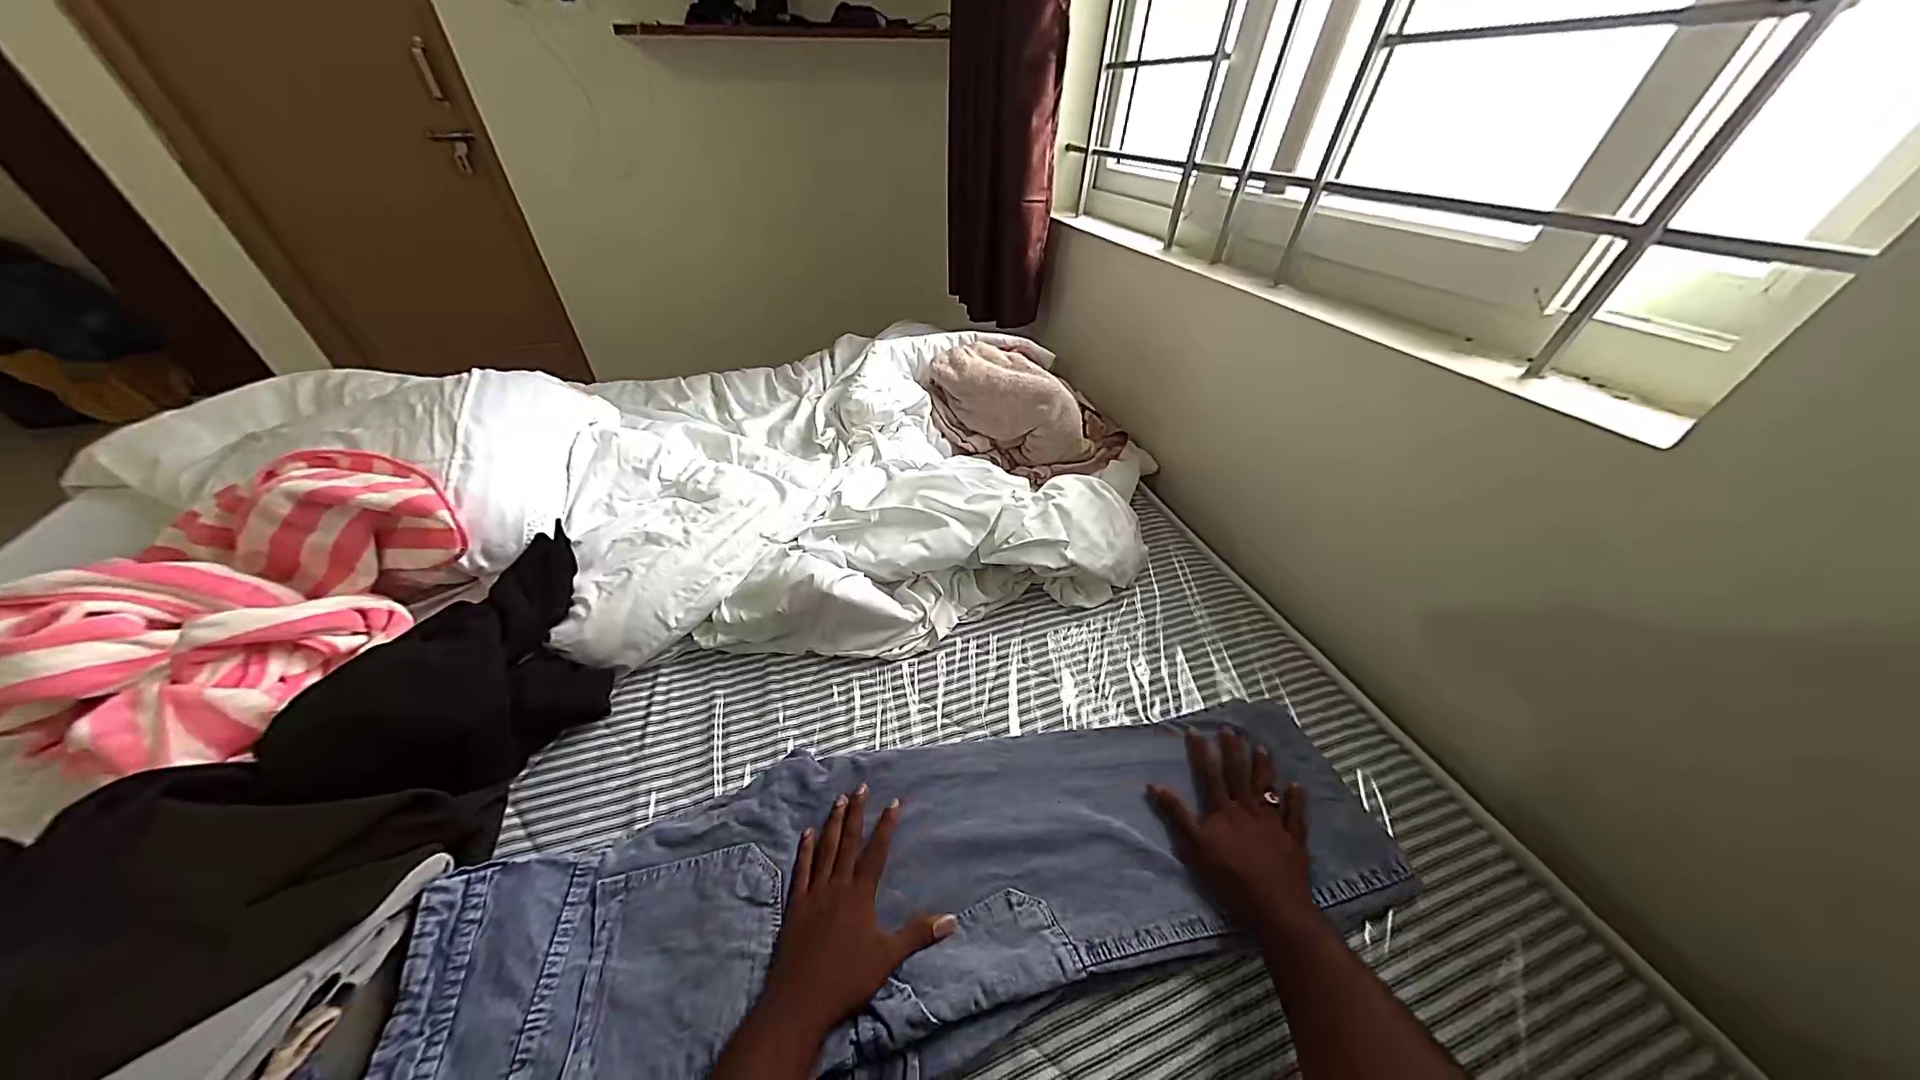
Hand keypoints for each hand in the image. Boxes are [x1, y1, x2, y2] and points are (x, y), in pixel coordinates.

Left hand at [760, 785, 957, 1032]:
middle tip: (861, 786)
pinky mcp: (795, 906)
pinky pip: (801, 870)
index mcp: (859, 896)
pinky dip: (804, 849)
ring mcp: (813, 894)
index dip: (885, 826)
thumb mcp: (888, 958)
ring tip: (839, 799)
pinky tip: (806, 833)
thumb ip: (917, 935)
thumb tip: (952, 919)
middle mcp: (836, 887)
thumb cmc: (846, 979)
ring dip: (833, 823)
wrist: (799, 1002)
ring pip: (825, 850)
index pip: (876, 853)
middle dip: (857, 813)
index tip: (893, 802)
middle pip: (848, 842)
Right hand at [1148, 728, 1316, 935]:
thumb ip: (1177, 816)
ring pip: (1267, 789)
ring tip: (1262, 748)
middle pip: (1239, 775)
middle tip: (1230, 730)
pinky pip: (1295, 815)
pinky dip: (1296, 800)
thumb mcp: (1194, 848)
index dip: (1202, 752)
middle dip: (1233, 751)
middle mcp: (1248, 810)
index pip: (1210, 775)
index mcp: (1223, 812)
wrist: (1275, 907)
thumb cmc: (1230, 879)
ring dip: (1264, 768)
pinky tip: (1297, 786)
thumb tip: (1155, 786)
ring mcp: (1273, 823)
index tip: (1195, 731)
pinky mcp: (1293, 839)